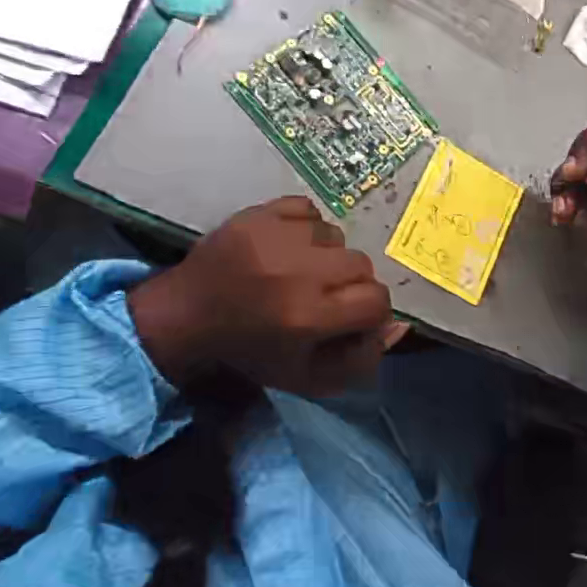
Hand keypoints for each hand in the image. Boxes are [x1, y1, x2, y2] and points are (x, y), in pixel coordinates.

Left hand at [128, 197, 393, 395]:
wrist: (189, 314)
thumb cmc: (250, 350)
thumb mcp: (307, 377)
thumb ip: (359, 359)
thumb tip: (398, 325)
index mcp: (308, 316)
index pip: (377, 300)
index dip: (369, 311)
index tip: (347, 316)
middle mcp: (297, 272)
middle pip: (361, 265)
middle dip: (349, 283)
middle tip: (321, 295)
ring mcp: (275, 236)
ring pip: (335, 235)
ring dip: (325, 254)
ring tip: (299, 270)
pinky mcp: (258, 213)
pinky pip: (307, 209)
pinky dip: (305, 227)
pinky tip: (287, 246)